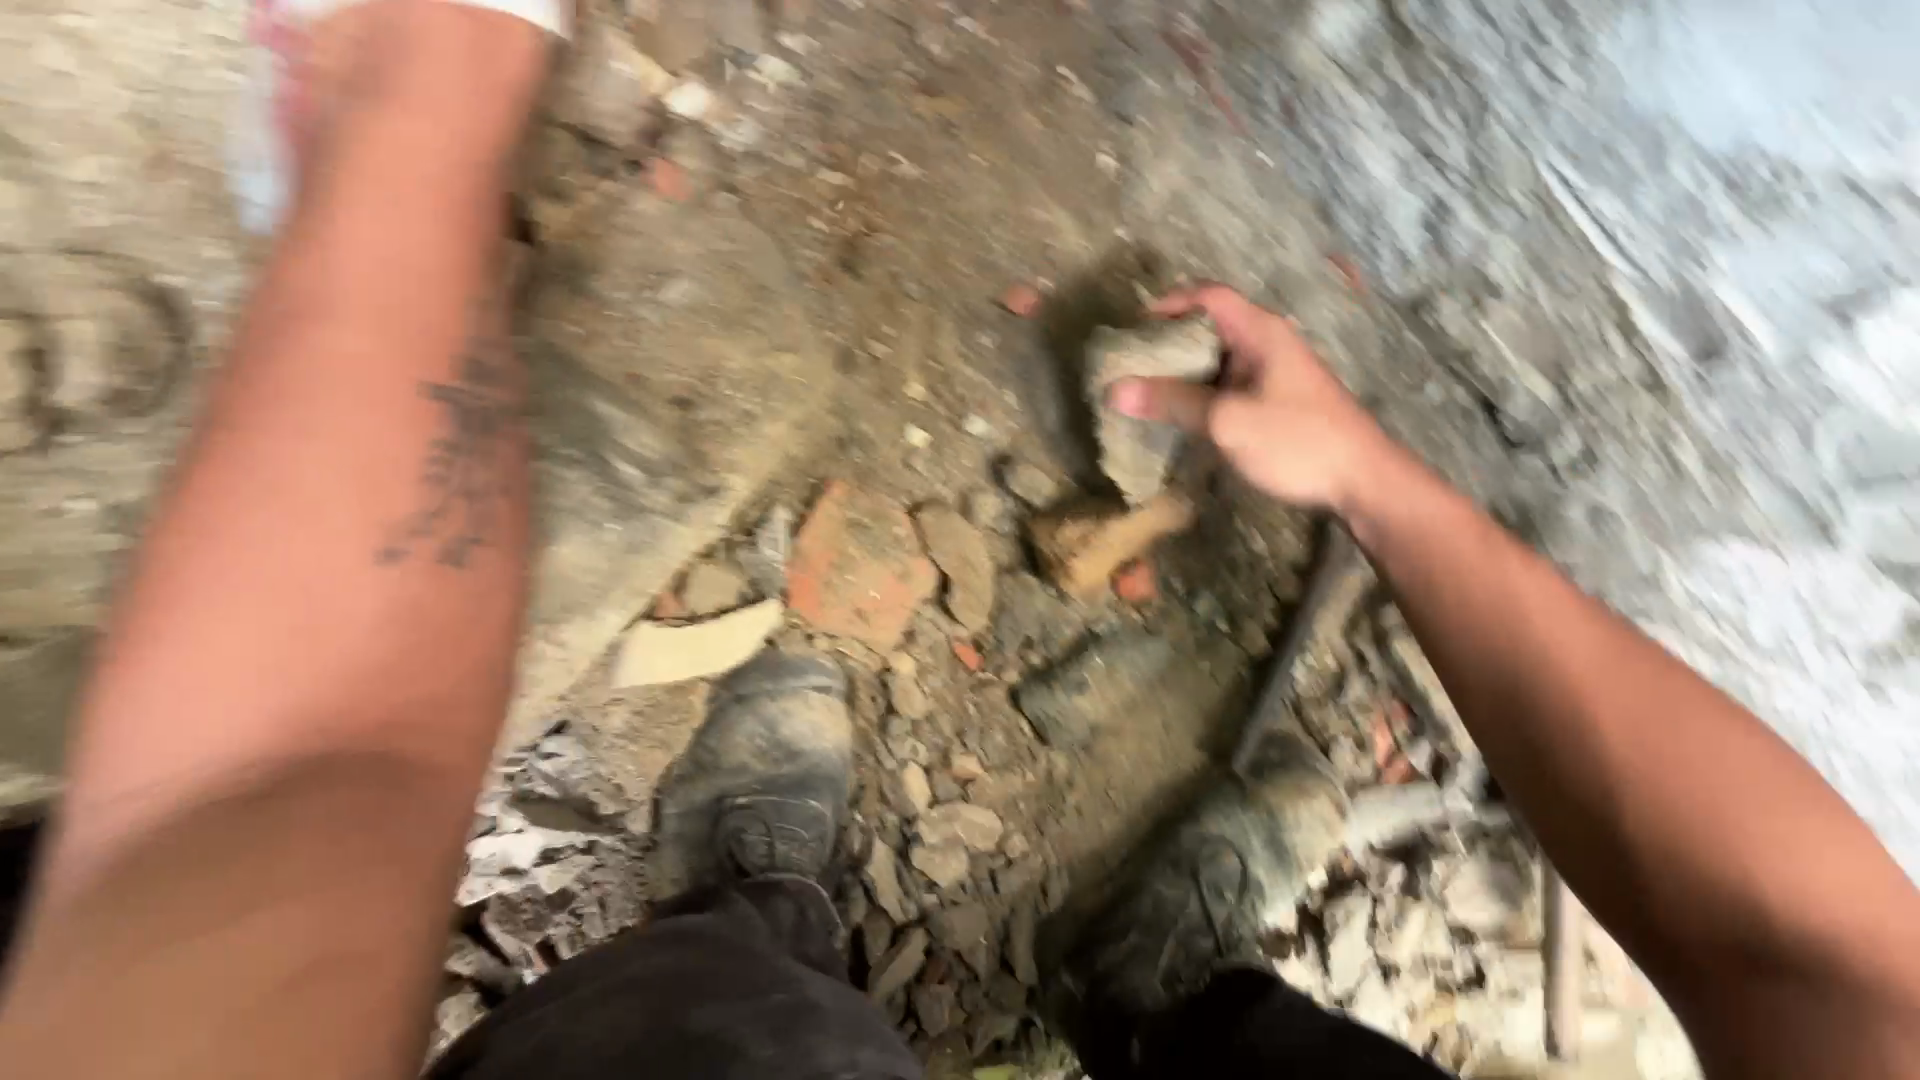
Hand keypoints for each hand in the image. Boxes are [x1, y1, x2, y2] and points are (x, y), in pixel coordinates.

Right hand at [1107, 284, 1397, 510]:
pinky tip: (1179, 416)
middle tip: (1129, 365)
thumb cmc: (1297, 441)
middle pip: (1209, 327)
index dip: (1169, 304)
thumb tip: (1114, 390)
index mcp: (1261, 333)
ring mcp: (1273, 375)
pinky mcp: (1275, 402)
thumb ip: (1172, 402)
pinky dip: (1199, 394)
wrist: (1362, 481)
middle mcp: (1267, 344)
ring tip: (1143, 392)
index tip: (1133, 329)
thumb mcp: (1227, 421)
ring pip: (1217, 361)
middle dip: (1167, 342)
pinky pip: (1227, 386)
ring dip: (1181, 372)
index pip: (1209, 297)